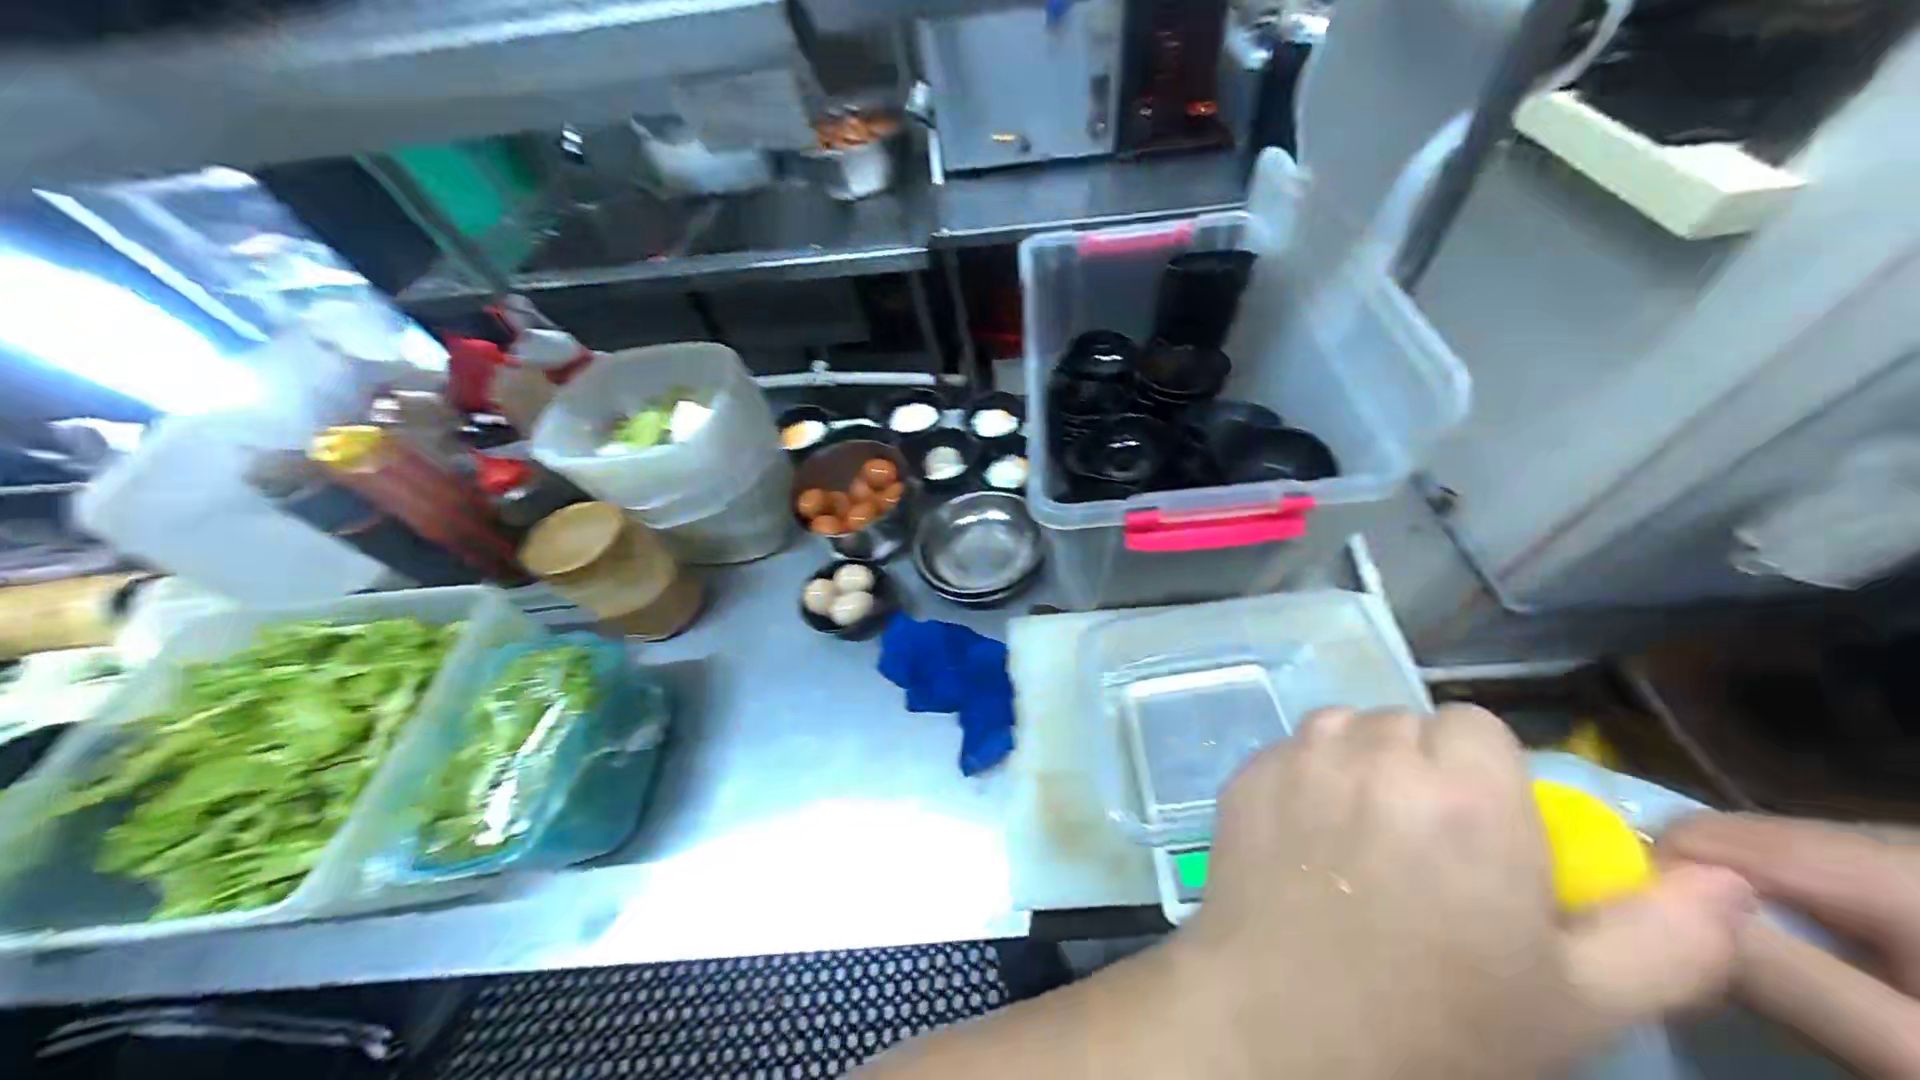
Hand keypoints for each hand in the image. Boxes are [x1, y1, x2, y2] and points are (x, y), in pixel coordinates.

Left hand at [1170, 705, 1756, 1079]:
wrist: (1283, 1024)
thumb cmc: (1438, 1023)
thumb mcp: (1582, 1003)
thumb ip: (1668, 935)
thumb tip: (1720, 878)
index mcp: (1466, 794)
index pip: (1476, 726)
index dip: (1483, 769)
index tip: (1482, 821)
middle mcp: (1375, 754)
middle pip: (1407, 723)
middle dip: (1424, 764)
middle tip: (1423, 836)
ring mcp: (1299, 759)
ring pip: (1344, 726)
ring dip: (1361, 759)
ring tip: (1364, 826)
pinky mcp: (1246, 774)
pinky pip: (1289, 749)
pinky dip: (1305, 773)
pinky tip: (1307, 831)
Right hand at [1662, 814, 1919, 1078]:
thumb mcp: (1916, 1055)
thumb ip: (1785, 978)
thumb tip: (1647, 907)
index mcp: (1887, 866)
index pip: (1702, 836)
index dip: (1660, 878)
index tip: (1655, 940)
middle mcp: (1891, 833)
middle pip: (1738, 838)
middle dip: (1712, 894)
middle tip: (1727, 967)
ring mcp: (1910, 847)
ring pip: (1773, 851)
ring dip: (1754, 903)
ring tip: (1786, 969)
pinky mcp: (1917, 867)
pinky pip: (1819, 866)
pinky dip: (1800, 906)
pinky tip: (1838, 957)